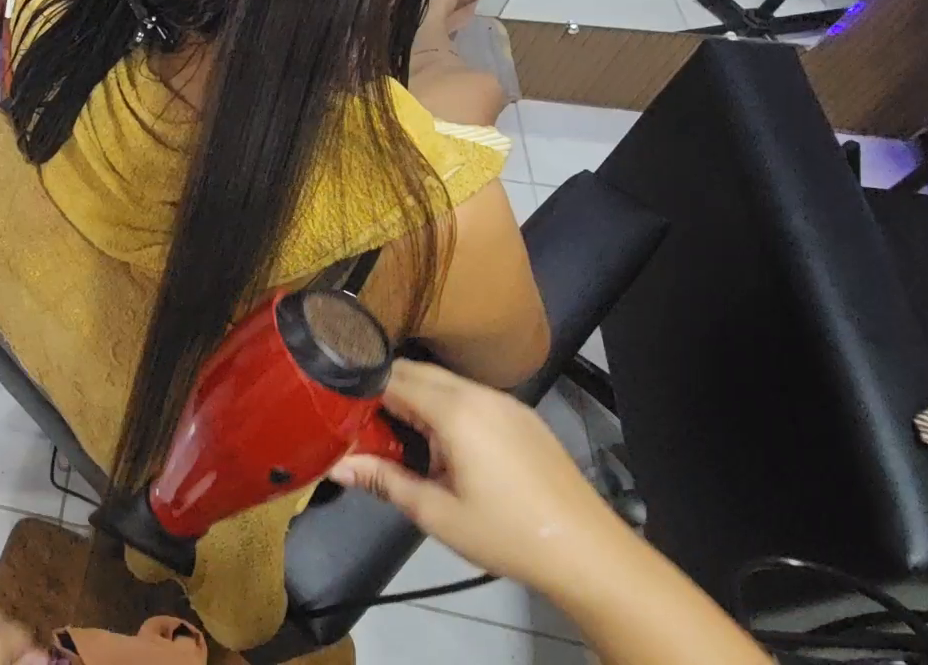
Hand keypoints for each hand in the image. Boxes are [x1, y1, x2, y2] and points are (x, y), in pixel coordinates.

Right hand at [330, 360, 629, 590]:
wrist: (593, 556)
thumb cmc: (507, 534)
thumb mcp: (436, 513)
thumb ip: (383, 480)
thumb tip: (335, 466)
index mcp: (454, 412)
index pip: (391, 377)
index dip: (361, 388)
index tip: (337, 405)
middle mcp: (479, 395)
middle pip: (415, 371)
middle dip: (384, 387)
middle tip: (360, 418)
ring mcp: (506, 403)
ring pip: (443, 381)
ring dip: (414, 395)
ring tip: (397, 431)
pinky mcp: (524, 417)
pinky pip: (470, 395)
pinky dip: (444, 404)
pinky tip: (442, 441)